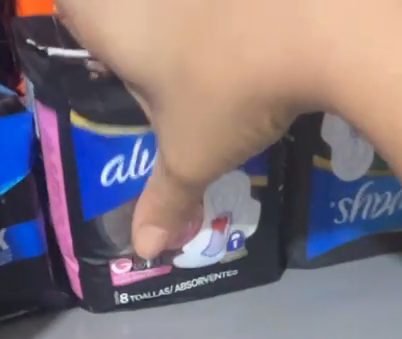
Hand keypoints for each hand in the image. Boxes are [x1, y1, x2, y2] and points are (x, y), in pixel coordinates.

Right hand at [56, 0, 330, 258]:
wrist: (331, 17)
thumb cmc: (233, 92)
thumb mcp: (194, 159)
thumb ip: (164, 202)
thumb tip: (143, 251)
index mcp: (120, 21)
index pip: (70, 4)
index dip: (74, 18)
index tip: (96, 51)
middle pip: (128, 2)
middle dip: (135, 23)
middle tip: (154, 62)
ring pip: (179, 0)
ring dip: (187, 20)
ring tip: (208, 53)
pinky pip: (228, 3)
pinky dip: (237, 15)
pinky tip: (254, 31)